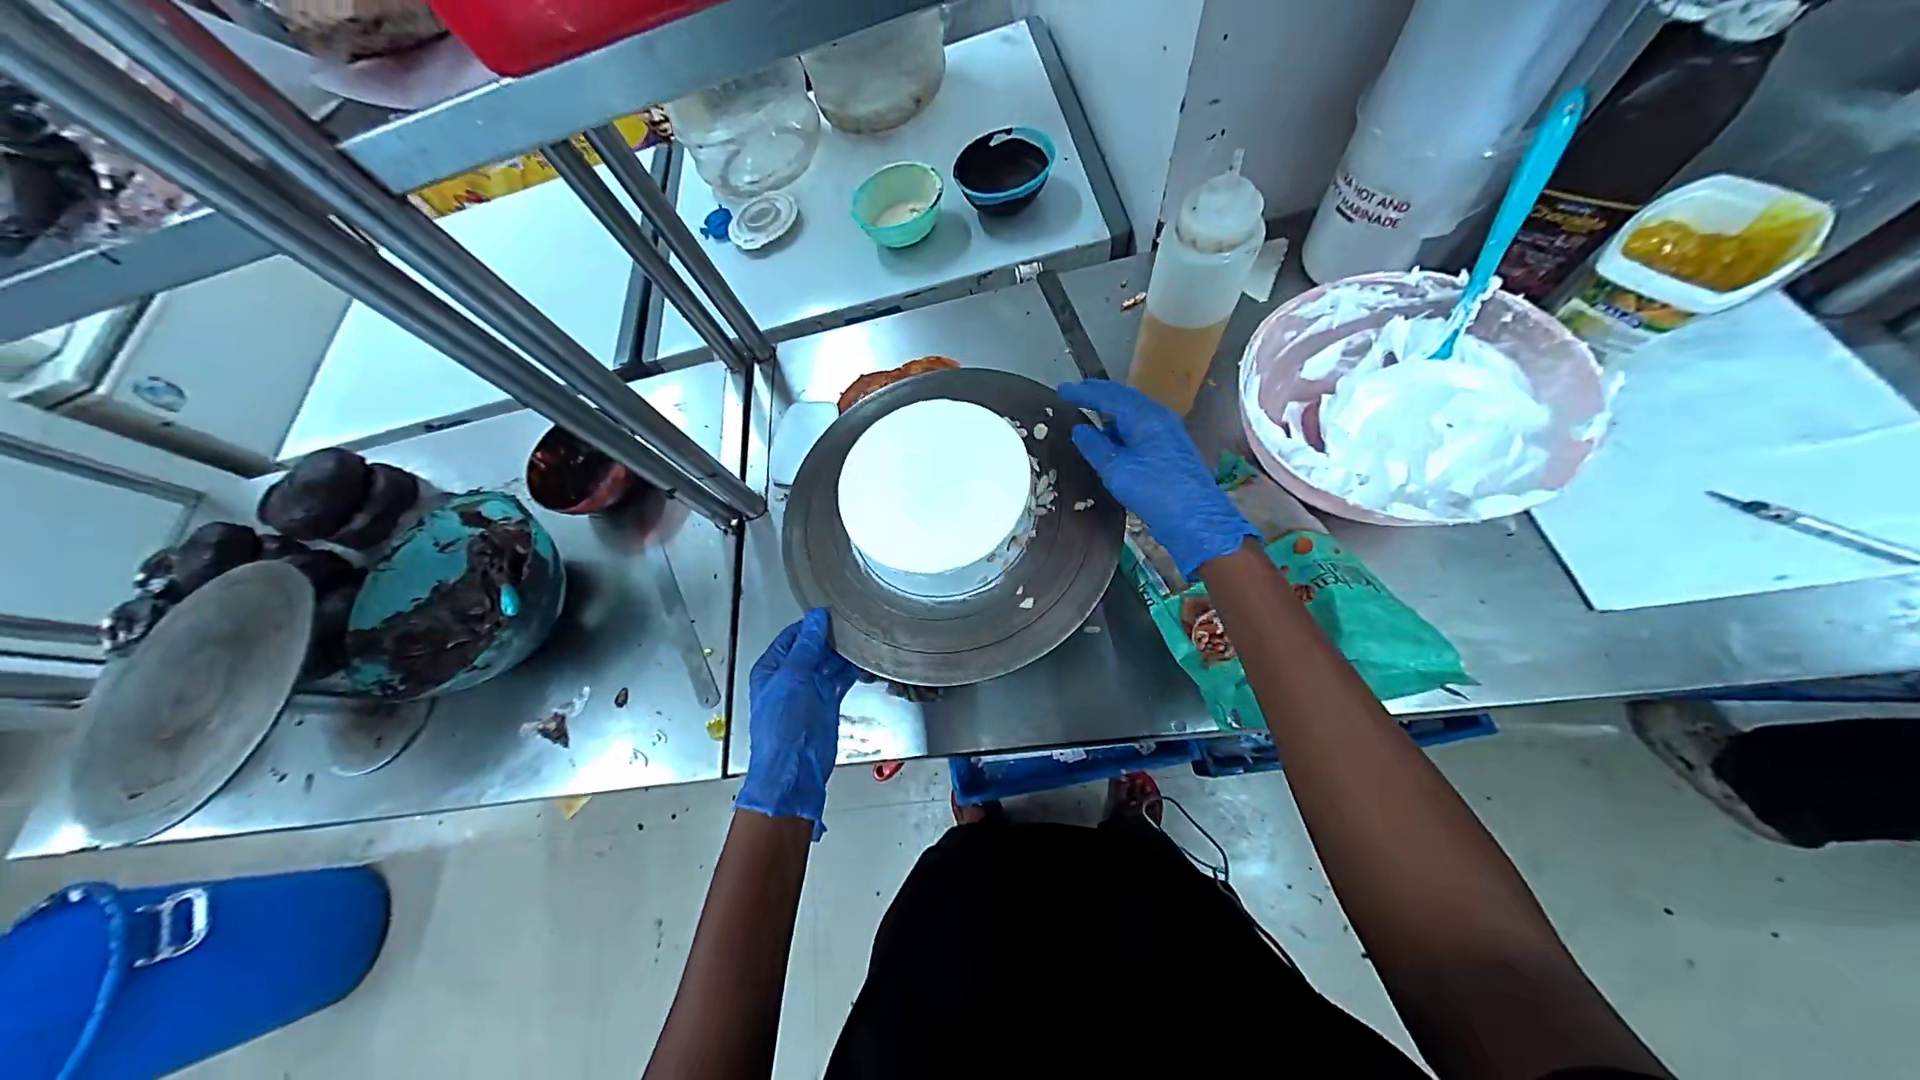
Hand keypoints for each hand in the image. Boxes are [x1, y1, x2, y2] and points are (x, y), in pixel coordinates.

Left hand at [738, 608, 859, 839]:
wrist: (794, 770)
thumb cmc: (782, 730)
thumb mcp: (793, 678)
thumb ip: (806, 646)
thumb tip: (815, 619)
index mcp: (772, 668)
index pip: (794, 635)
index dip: (813, 623)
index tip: (833, 611)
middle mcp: (790, 678)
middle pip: (813, 647)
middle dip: (832, 636)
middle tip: (854, 622)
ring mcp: (809, 692)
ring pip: (829, 663)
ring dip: (844, 652)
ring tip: (862, 638)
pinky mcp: (826, 704)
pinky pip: (840, 680)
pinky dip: (852, 670)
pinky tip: (863, 662)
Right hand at [1057, 379, 1257, 576]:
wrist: (1195, 519)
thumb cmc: (1154, 491)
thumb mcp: (1115, 469)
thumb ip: (1094, 446)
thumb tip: (1079, 429)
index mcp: (1144, 416)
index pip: (1108, 395)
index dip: (1083, 392)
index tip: (1061, 390)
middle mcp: (1158, 416)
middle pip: (1123, 397)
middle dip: (1098, 394)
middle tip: (1074, 394)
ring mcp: (1167, 432)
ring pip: (1133, 412)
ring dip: (1110, 409)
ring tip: (1089, 411)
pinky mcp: (1169, 448)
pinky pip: (1140, 426)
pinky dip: (1121, 425)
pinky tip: (1112, 436)